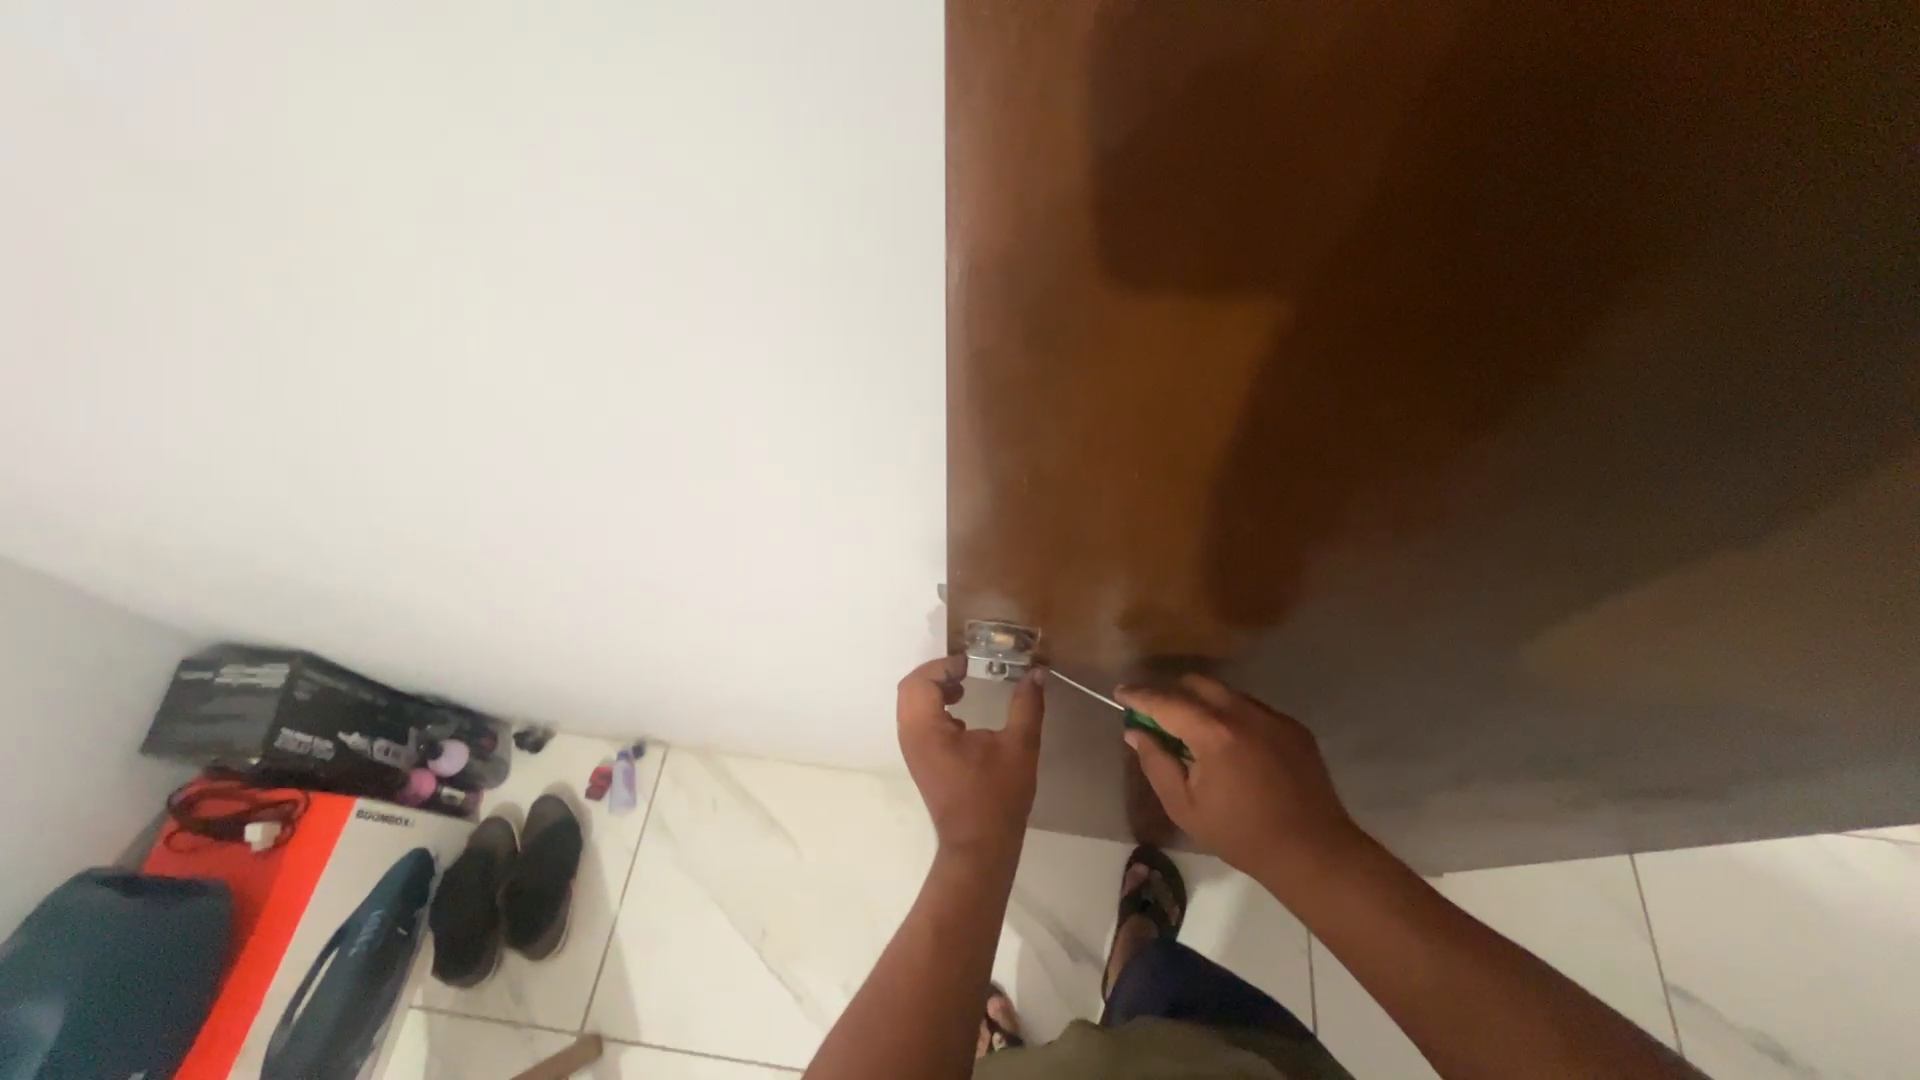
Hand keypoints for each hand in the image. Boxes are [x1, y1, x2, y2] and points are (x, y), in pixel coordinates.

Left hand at [897, 657, 1045, 860]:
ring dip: (934, 690)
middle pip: (910, 689)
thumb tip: (1037, 672)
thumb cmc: (997, 796)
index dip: (944, 666)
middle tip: (967, 671)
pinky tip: (963, 717)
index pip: (921, 681)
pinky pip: (917, 721)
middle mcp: (911, 736)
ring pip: (911, 705)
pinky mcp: (920, 760)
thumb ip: (1027, 704)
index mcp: (927, 729)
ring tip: (965, 688)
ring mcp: (912, 750)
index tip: (973, 664)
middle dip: (937, 674)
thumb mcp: (1020, 745)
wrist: (979, 845)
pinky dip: (934, 707)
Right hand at [1118, 675, 1361, 878]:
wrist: (1312, 850)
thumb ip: (1156, 763)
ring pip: (1226, 693)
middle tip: (1155, 712)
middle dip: (1171, 691)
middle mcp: (1244, 713)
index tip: (1121, 693)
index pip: (1166, 702)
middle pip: (1197, 683)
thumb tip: (1137, 733)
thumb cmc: (1241, 834)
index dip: (1139, 696)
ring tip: (1191, 729)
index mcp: (1214, 733)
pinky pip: (1252, 709)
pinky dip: (1231, 716)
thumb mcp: (1185, 806)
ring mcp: (1273, 717)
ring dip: (1202, 703)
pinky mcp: (1293, 727)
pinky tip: (1229, 744)